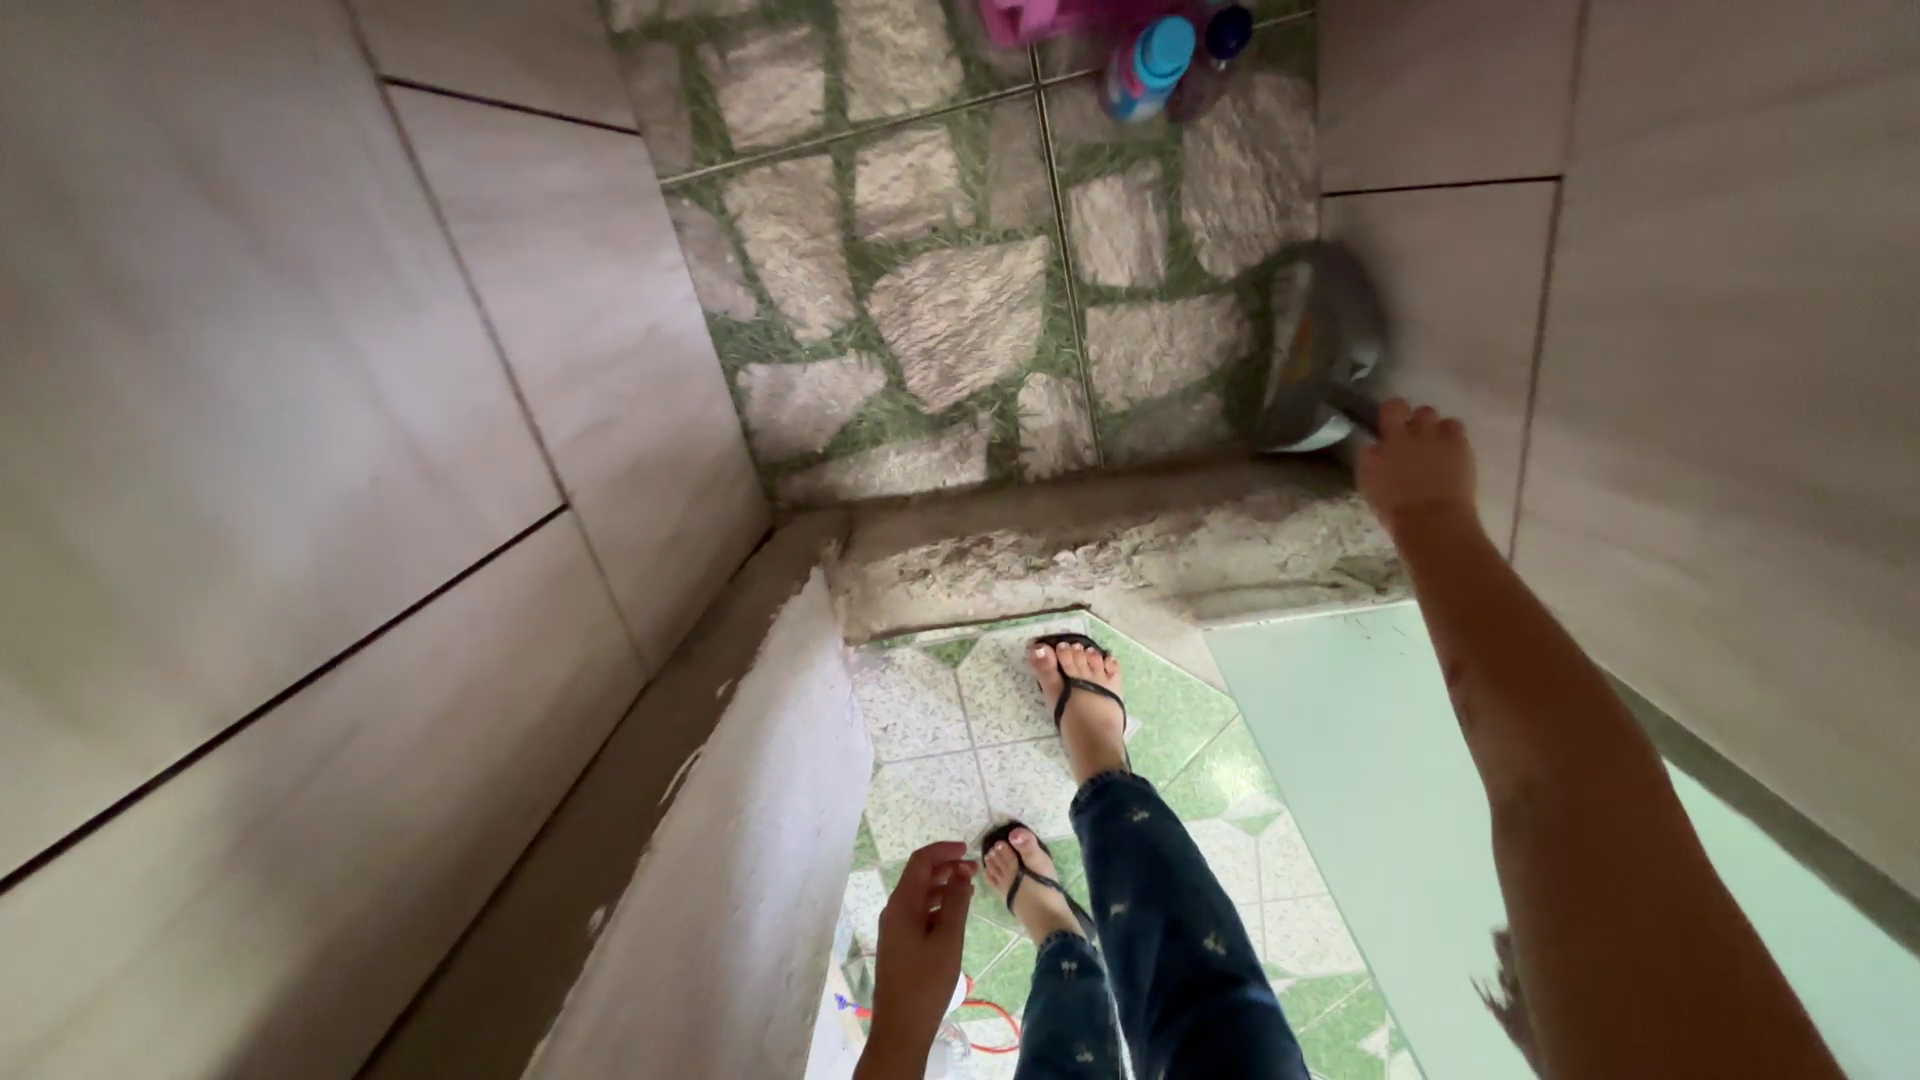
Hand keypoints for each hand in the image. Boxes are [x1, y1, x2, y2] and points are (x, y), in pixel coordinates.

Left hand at [860, 841, 975, 1076]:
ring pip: (920, 895)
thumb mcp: (948, 940)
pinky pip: (918, 912)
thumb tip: (961, 874)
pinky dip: (937, 906)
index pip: (920, 862)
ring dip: (943, 886)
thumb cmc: (926, 982)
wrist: (901, 1028)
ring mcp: (895, 927)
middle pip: (919, 876)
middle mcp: (894, 910)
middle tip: (974, 870)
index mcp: (902, 904)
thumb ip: (956, 904)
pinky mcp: (899, 943)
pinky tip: (955, 913)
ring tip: (970, 889)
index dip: (943, 850)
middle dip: (946, 867)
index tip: (967, 849)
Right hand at [1357, 398, 1479, 537]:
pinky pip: (1455, 426)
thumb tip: (1376, 445)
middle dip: (1413, 419)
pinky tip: (1448, 449)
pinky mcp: (1459, 445)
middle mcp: (1411, 432)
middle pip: (1415, 409)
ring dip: (1432, 427)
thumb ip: (1371, 458)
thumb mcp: (1369, 482)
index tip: (1390, 423)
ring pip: (1436, 416)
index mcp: (1387, 441)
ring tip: (1433, 443)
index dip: (1391, 412)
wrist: (1431, 519)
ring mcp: (1437, 437)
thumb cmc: (1393, 508)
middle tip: (1412, 437)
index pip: (1390, 409)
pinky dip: (1450, 434)